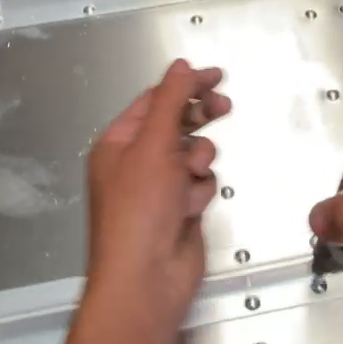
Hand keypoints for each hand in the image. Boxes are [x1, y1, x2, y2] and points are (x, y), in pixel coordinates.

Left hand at [86, 60, 230, 317]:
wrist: (147, 277)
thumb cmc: (140, 209)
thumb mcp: (154, 144)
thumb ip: (171, 100)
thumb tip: (180, 66)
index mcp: (118, 143)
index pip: (155, 100)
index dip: (185, 85)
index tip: (217, 76)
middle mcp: (136, 162)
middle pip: (176, 124)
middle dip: (199, 118)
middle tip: (224, 106)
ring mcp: (159, 187)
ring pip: (194, 154)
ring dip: (198, 163)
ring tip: (191, 177)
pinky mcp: (180, 208)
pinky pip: (201, 184)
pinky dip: (200, 192)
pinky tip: (190, 208)